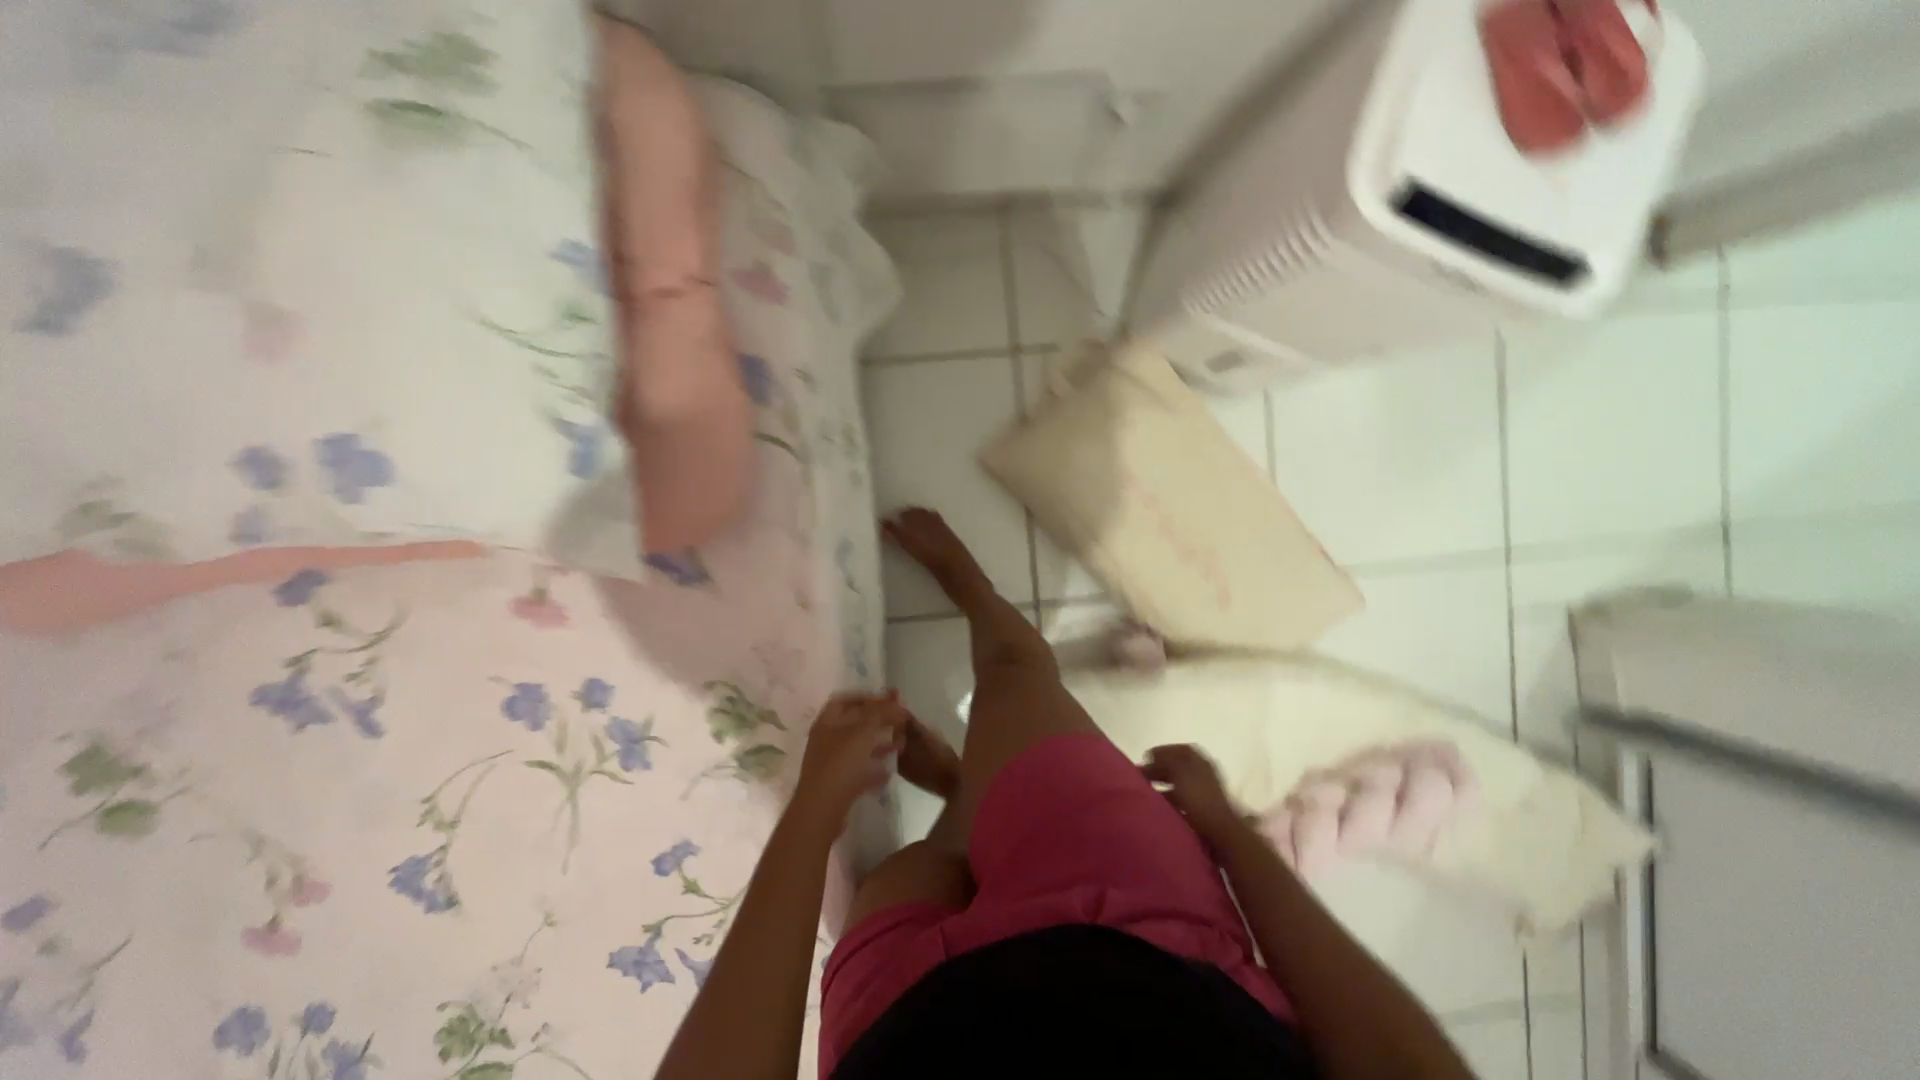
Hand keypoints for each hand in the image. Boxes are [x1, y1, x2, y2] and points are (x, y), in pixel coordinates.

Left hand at [792, 692, 908, 829]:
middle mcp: (826, 739)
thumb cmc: (840, 765)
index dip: (867, 697)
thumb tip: (896, 699)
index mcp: (826, 723)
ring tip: (900, 744)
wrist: (822, 810)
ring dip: (879, 744)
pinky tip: (890, 770)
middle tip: (899, 722)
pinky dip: (874, 767)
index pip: (844, 700)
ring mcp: (831, 762)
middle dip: (878, 721)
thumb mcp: (862, 733)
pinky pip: (859, 769)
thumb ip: (880, 713)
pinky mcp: (838, 783)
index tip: (889, 700)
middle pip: (853, 724)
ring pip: (858, 747)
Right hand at [1143, 744, 1249, 848]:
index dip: (1161, 752)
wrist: (1220, 830)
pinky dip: (1169, 800)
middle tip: (1142, 776)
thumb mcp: (1178, 772)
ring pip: (1178, 783)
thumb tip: (1152, 754)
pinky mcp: (1202, 808)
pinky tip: (1159, 806)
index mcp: (1199, 760)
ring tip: (1147, 791)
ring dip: (1162, 785)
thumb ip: (1165, 760)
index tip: (1146, 758)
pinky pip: (1181, 799)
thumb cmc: (1198, 797)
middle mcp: (1202, 772)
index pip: (1179, 749)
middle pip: (1177, 766)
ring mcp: (1203, 790)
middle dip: (1159, 769)